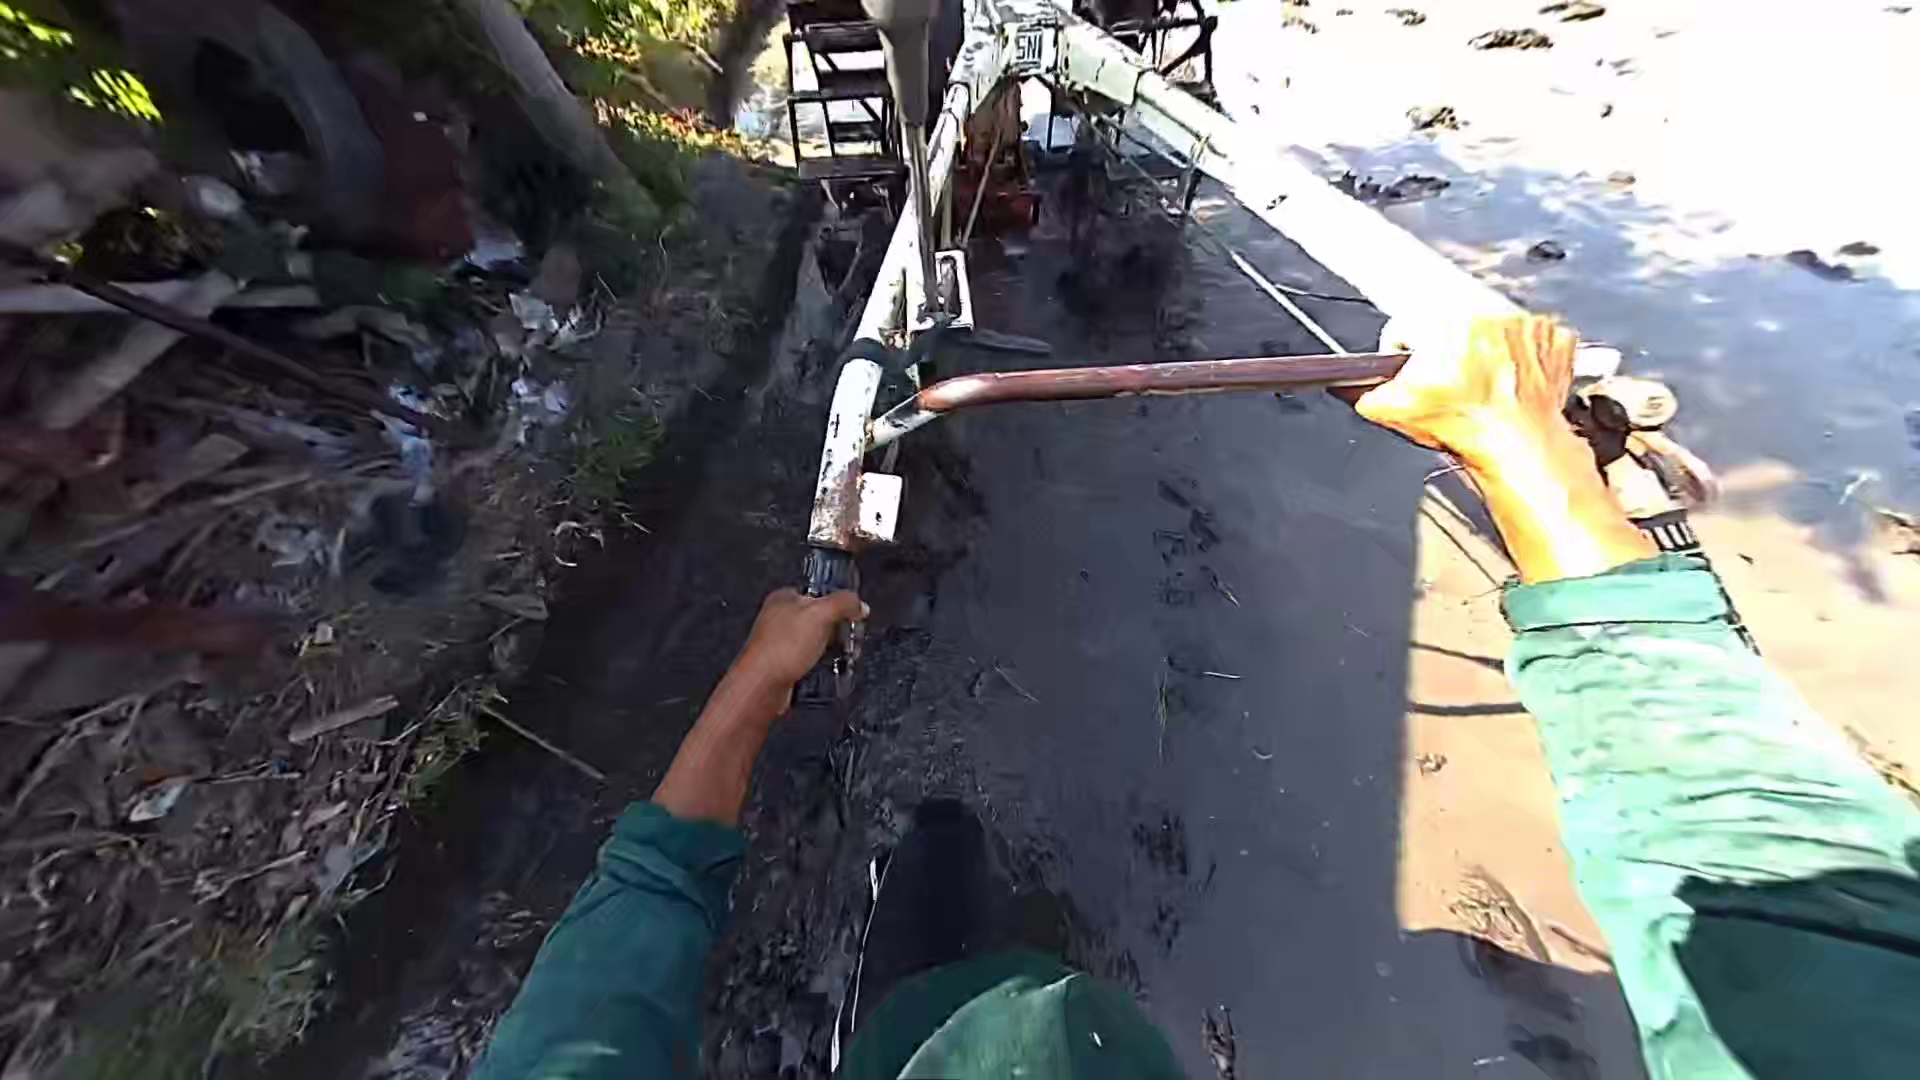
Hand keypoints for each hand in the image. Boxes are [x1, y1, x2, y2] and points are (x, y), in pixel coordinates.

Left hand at [728, 588, 867, 694]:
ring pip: (816, 639)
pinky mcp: (784, 662)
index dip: (838, 602)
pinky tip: (824, 666)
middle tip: (847, 636)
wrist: (762, 687)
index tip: (852, 612)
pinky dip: (820, 662)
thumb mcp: (820, 614)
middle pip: (820, 617)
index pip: (819, 592)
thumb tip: (859, 604)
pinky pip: (810, 658)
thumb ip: (843, 603)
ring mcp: (781, 641)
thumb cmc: (780, 649)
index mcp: (784, 598)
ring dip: (831, 647)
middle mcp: (780, 617)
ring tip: (840, 653)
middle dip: (837, 628)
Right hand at [1350, 313, 1654, 581]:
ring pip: (1485, 328)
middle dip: (1439, 351)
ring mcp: (1527, 326)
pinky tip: (1500, 380)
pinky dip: (1512, 355)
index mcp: (1445, 325)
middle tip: (1441, 381)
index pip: (1404, 325)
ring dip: (1475, 350)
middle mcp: (1490, 317)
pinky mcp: (1555, 338)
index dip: (1397, 353)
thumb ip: (1362, 393)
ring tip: (1472, 383)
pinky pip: (1523, 337)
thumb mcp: (1390, 411)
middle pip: (1446, 324)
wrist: (1516, 445)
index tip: (1406, 369)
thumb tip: (1352, 386)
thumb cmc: (1463, 427)